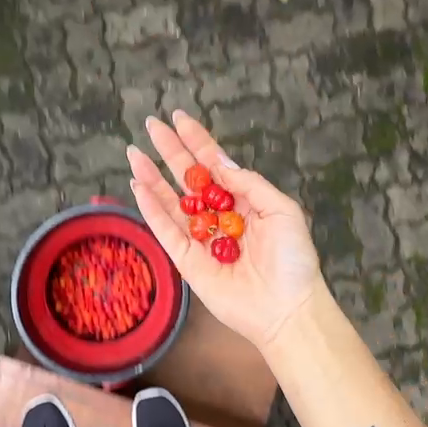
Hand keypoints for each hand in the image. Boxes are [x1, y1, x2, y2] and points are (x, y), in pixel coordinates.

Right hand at [127, 111, 324, 349]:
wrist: (287, 308)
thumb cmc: (293, 260)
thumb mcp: (282, 210)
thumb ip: (248, 183)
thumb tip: (219, 161)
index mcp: (244, 201)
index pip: (215, 164)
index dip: (197, 141)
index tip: (179, 118)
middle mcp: (220, 216)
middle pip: (188, 178)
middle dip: (170, 151)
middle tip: (151, 126)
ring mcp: (202, 238)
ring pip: (171, 202)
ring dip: (152, 177)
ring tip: (134, 153)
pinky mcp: (188, 261)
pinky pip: (166, 231)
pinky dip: (151, 209)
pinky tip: (138, 186)